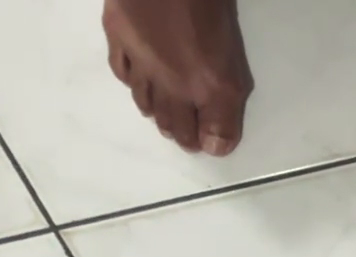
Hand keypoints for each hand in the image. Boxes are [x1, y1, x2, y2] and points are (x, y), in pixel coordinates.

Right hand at [104, 0, 253, 154]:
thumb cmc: (214, 12)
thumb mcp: (238, 66)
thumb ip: (228, 108)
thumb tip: (216, 145)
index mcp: (211, 88)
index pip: (208, 134)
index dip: (206, 144)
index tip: (204, 146)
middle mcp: (173, 82)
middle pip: (172, 122)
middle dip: (180, 134)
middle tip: (184, 139)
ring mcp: (142, 58)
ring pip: (145, 101)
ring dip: (157, 114)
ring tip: (164, 119)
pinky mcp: (117, 33)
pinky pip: (122, 72)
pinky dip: (132, 85)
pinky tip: (139, 86)